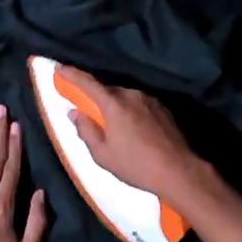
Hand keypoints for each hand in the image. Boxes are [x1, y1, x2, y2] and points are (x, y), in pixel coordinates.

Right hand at [61, 67, 207, 199]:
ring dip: (116, 106)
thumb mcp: (103, 155)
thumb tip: (75, 113)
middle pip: (107, 90)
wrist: (181, 172)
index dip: (71, 74)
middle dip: (96, 97)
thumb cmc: (137, 165)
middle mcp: (131, 94)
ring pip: (124, 97)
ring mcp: (149, 99)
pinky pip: (139, 103)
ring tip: (116, 127)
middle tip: (91, 112)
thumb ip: (86, 131)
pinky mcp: (163, 108)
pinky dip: (131, 111)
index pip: (87, 83)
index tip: (60, 68)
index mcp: (114, 104)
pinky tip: (135, 130)